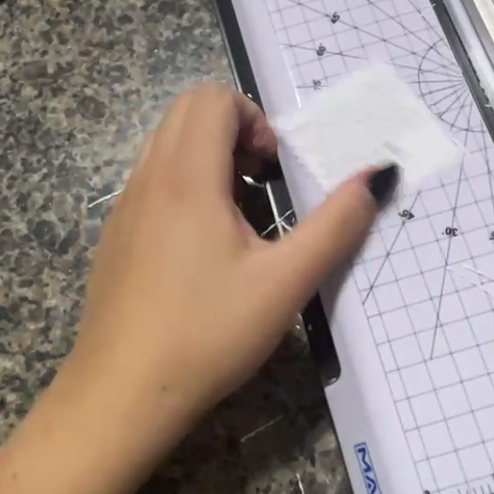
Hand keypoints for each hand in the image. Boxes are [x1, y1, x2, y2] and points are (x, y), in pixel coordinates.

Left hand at [61, 84, 393, 447]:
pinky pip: (151, 179)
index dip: (253, 117)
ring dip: (209, 156)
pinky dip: (183, 184)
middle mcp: (148, 178)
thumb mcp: (285, 283)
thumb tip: (377, 176)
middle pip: (187, 110)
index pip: (211, 97)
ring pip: (166, 143)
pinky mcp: (115, 234)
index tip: (274, 169)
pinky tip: (203, 248)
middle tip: (262, 183)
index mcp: (186, 176)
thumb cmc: (207, 334)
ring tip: (239, 216)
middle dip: (234, 130)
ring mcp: (124, 205)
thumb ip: (336, 225)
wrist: (119, 395)